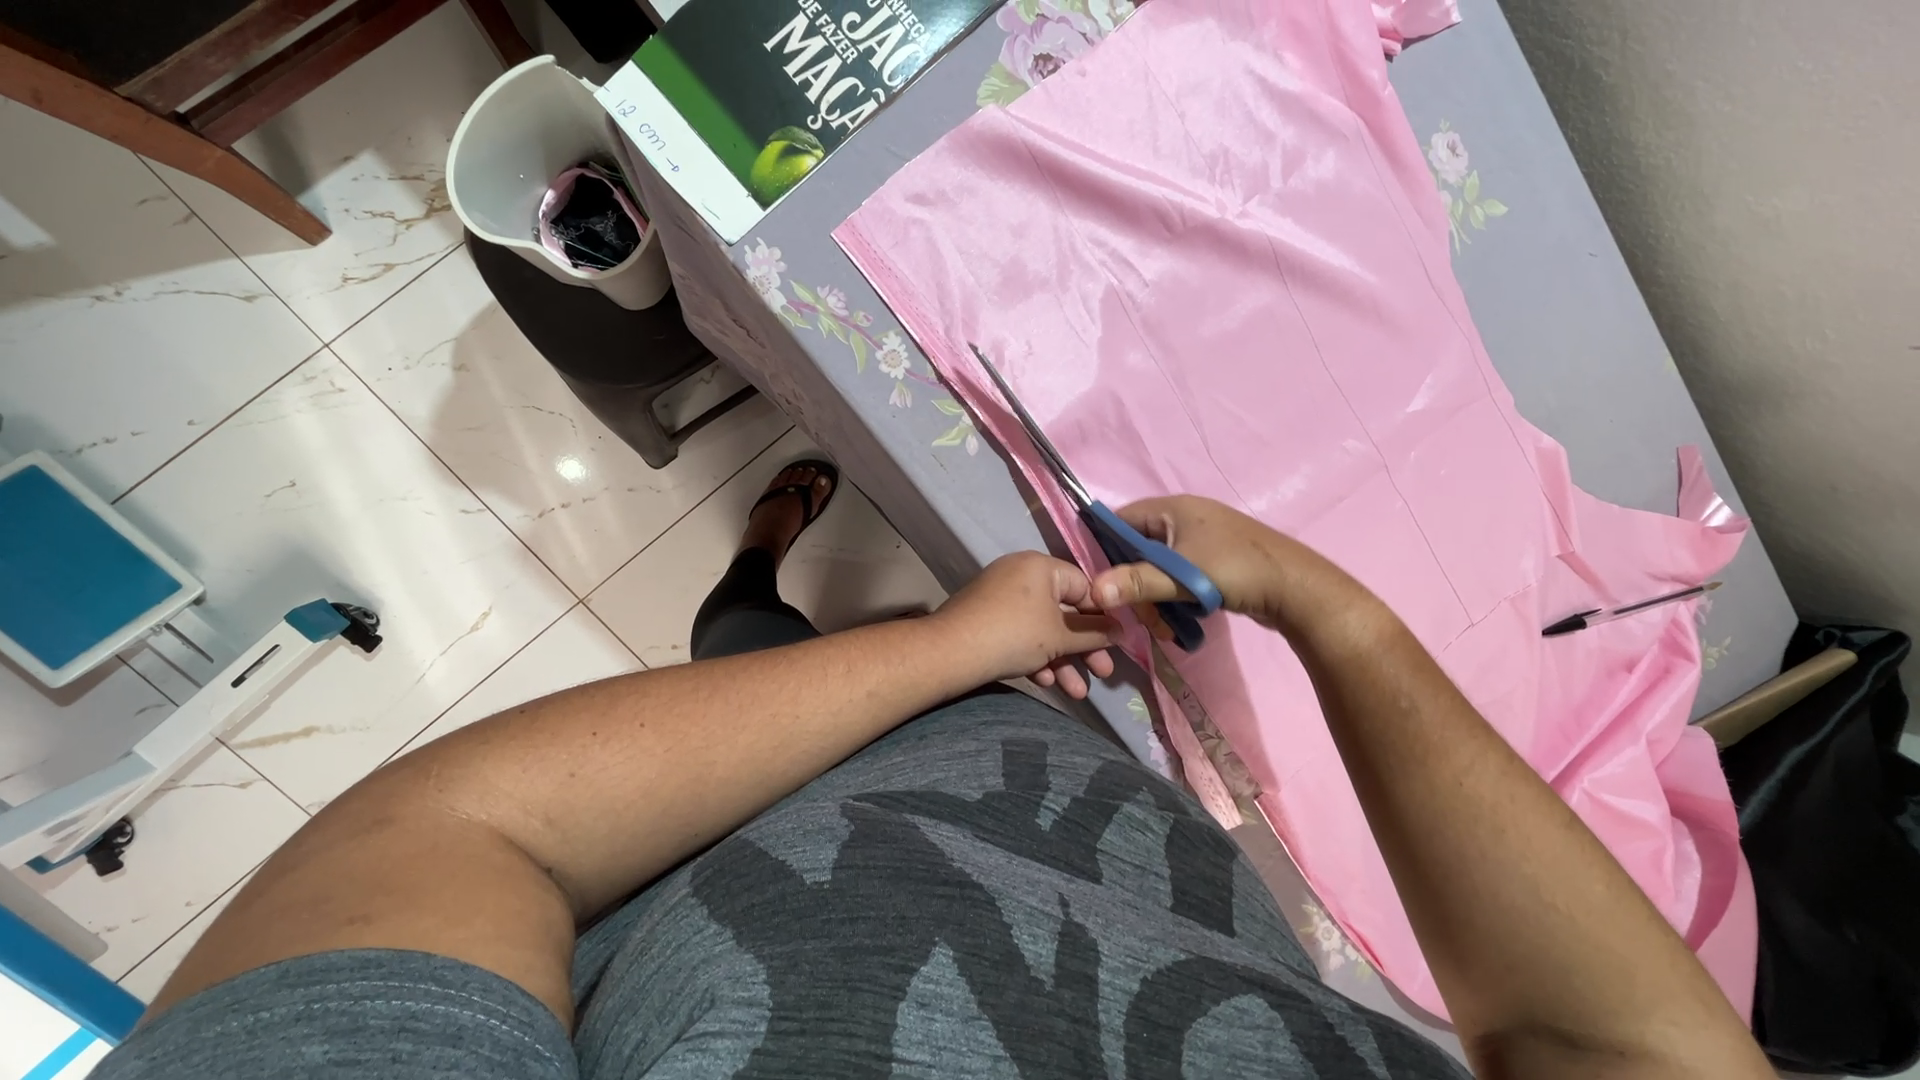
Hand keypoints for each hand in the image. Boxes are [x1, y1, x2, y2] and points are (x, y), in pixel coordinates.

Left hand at [931, 552, 1120, 698]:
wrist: (951, 654)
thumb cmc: (1014, 635)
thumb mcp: (1060, 636)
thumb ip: (1095, 633)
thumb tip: (1123, 630)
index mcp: (1041, 566)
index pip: (1085, 586)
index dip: (1104, 615)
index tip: (1119, 641)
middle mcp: (1021, 575)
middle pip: (1065, 611)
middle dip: (1085, 647)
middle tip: (1104, 672)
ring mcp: (1002, 598)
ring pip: (1043, 629)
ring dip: (1063, 661)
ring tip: (1077, 693)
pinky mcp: (988, 620)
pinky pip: (1021, 635)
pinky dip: (1036, 657)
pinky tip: (1047, 683)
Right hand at [1088, 495, 1372, 637]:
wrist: (1296, 589)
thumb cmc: (1235, 570)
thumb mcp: (1180, 575)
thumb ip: (1136, 582)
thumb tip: (1093, 590)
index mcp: (1174, 507)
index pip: (1121, 519)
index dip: (1103, 546)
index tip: (1098, 578)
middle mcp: (1185, 517)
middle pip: (1139, 548)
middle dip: (1134, 582)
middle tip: (1140, 612)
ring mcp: (1202, 539)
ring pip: (1159, 567)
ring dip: (1156, 596)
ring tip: (1165, 624)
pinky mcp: (1215, 561)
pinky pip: (1179, 575)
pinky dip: (1175, 597)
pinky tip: (1180, 621)